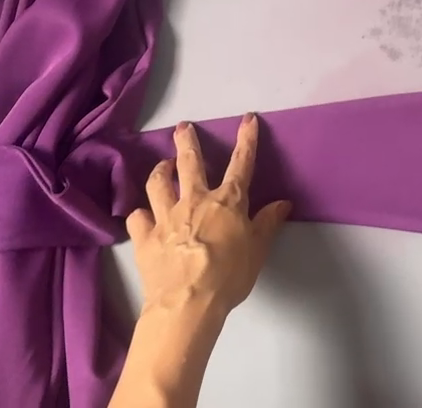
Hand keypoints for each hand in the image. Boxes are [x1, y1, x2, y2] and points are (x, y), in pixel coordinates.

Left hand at [126, 114, 293, 319]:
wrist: (187, 304)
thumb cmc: (229, 274)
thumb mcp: (258, 249)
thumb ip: (268, 222)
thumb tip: (283, 203)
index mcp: (227, 201)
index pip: (241, 162)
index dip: (247, 138)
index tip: (248, 118)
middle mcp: (195, 200)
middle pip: (190, 162)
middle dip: (187, 141)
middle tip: (182, 126)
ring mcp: (166, 217)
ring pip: (158, 184)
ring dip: (160, 171)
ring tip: (162, 165)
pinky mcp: (145, 238)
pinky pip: (138, 217)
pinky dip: (140, 213)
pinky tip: (142, 214)